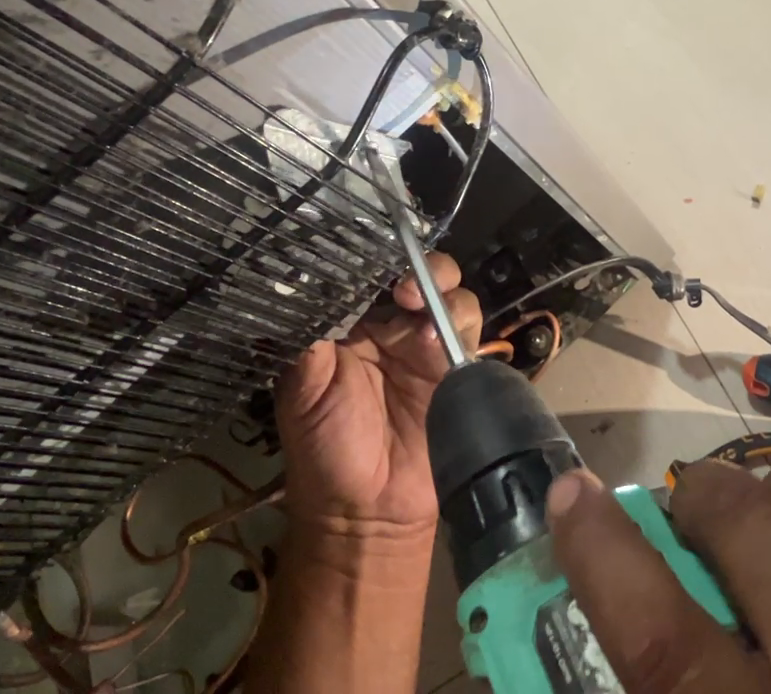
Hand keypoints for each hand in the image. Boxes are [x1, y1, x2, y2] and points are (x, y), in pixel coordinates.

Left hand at [274, 252, 480, 534]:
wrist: (365, 511)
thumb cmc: (323, 448)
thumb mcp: (301, 391)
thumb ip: (308, 339)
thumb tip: (302, 289)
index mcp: (352, 324)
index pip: (371, 275)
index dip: (379, 259)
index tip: (377, 261)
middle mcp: (393, 327)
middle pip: (420, 276)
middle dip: (422, 269)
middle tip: (404, 287)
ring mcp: (429, 347)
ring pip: (450, 296)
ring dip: (443, 292)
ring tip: (420, 309)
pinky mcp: (457, 370)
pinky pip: (469, 332)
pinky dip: (460, 324)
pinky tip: (438, 340)